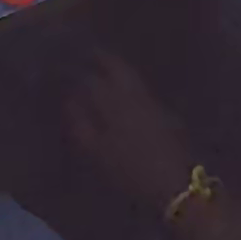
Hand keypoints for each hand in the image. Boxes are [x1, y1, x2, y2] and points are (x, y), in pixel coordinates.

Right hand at [66, 50, 200, 209]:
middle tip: (85, 52)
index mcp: (111, 99)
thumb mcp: (97, 150)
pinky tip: (122, 89)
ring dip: (115, 66)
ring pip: (129, 75)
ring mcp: (151, 101)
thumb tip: (68, 100)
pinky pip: (139, 87)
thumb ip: (79, 122)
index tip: (60, 66)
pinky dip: (127, 81)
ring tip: (102, 65)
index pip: (88, 77)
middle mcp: (131, 93)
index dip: (73, 70)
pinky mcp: (165, 112)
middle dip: (99, 57)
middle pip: (114, 65)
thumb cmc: (131, 169)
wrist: (180, 187)